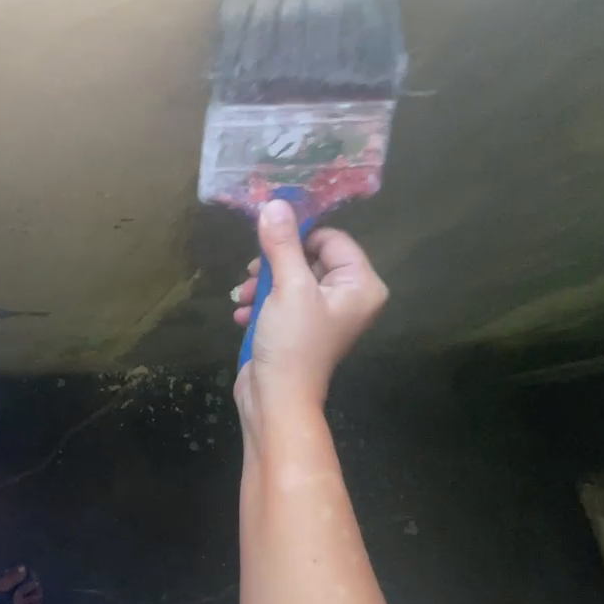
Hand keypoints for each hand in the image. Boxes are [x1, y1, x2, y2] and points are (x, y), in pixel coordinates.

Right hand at [230, 199, 387, 436]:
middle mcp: (348, 298)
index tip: (267, 243)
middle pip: (309, 259)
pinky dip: (261, 305)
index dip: (298, 238)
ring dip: (262, 285)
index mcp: (361, 285)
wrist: (276, 399)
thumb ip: (281, 244)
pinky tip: (243, 316)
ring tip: (243, 299)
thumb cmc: (292, 343)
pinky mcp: (299, 330)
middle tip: (251, 275)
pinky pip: (281, 302)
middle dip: (275, 264)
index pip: (331, 240)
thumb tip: (274, 204)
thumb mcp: (287, 288)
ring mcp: (323, 315)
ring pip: (290, 280)